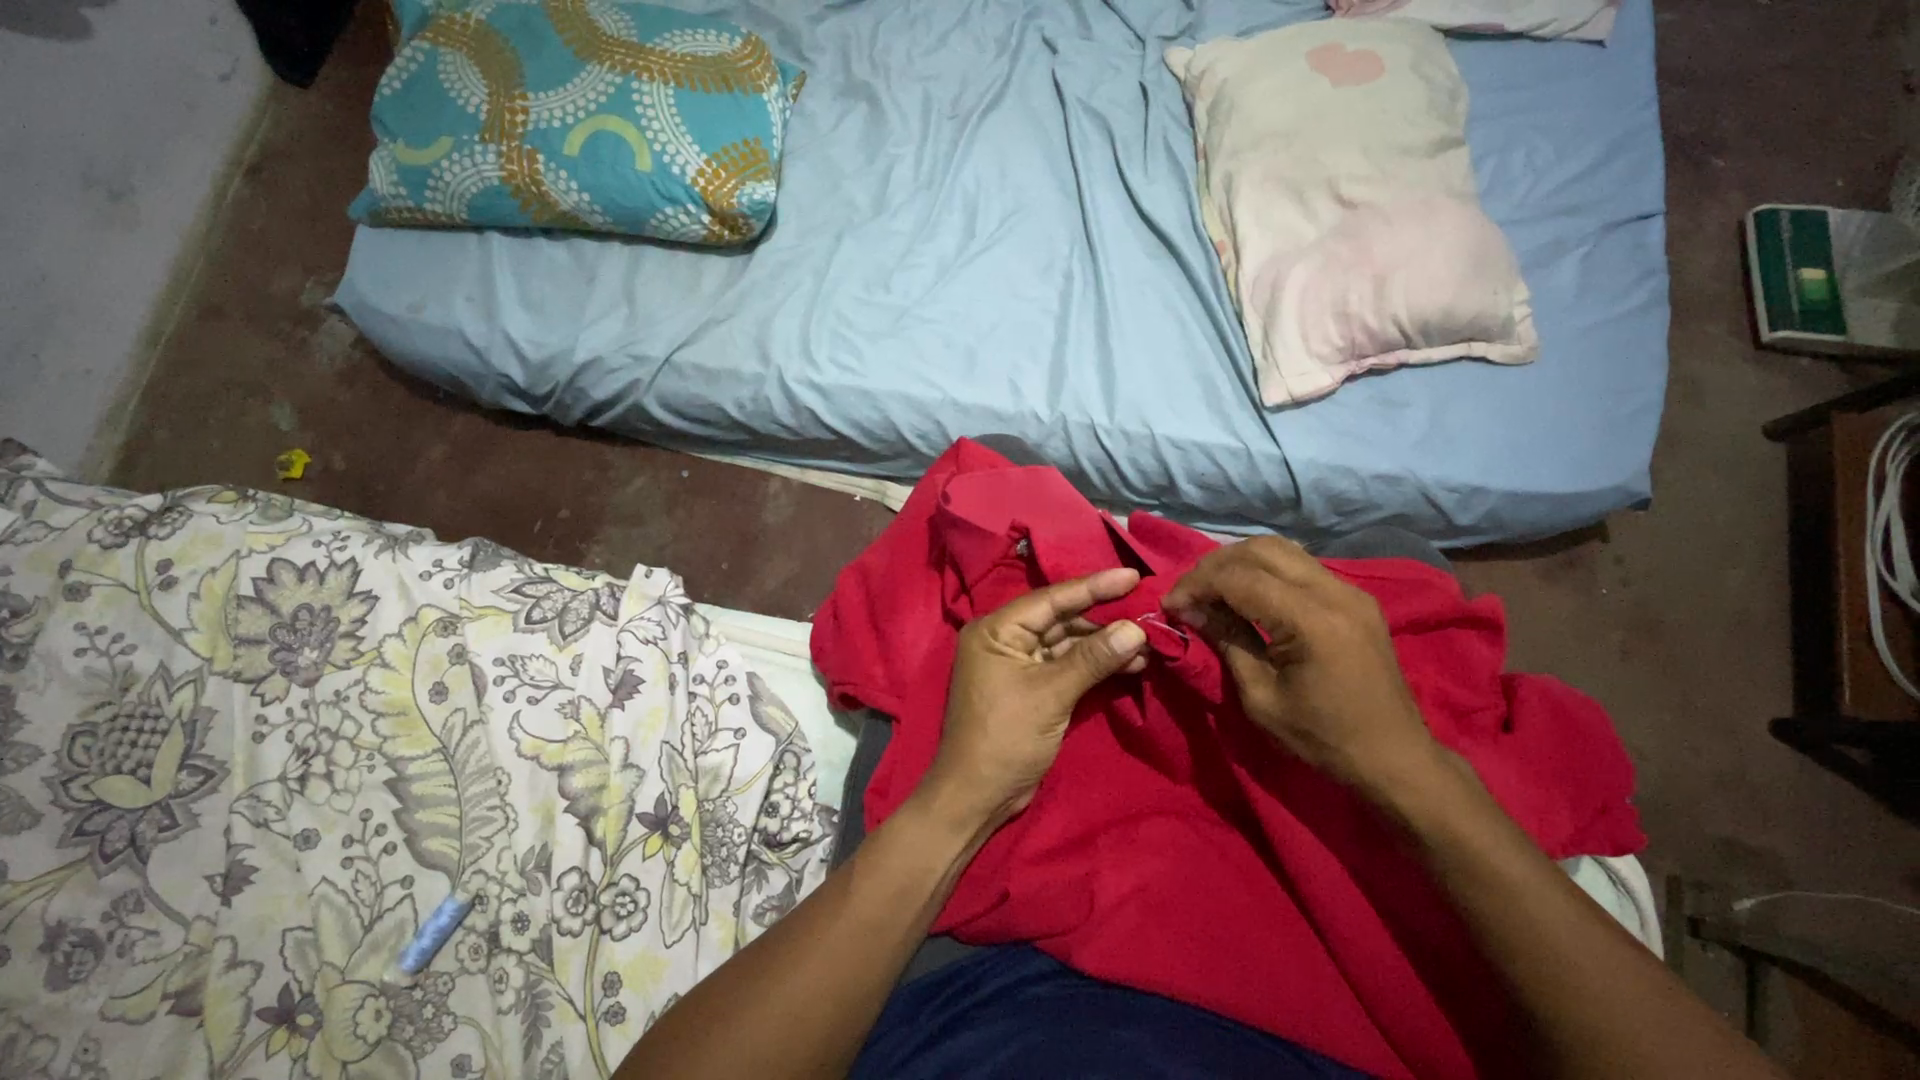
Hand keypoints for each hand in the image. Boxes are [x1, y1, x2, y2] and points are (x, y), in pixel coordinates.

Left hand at [915, 568, 1149, 835]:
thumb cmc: (1004, 738)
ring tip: (1149, 644)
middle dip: (1104, 619)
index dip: (1094, 586)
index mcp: (996, 631)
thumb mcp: (1050, 695)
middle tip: (1150, 611)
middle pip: (1061, 619)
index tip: (1133, 575)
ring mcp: (1018, 666)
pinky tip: (1130, 664)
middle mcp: (1004, 641)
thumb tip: (1135, 628)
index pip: (1051, 599)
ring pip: (1068, 644)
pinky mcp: (1031, 690)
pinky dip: (1096, 666)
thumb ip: (1093, 659)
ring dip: (1105, 645)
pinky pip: (1067, 667)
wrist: (977, 796)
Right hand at [1163, 536, 1440, 791]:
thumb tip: (1190, 608)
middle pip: (1262, 549)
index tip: (1169, 605)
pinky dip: (1265, 570)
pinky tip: (1246, 595)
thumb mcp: (1260, 697)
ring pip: (1283, 549)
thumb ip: (1227, 641)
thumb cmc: (1321, 737)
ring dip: (1239, 563)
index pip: (1240, 578)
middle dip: (1215, 565)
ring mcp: (1350, 590)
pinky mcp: (1355, 598)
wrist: (1393, 756)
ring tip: (1211, 591)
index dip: (1197, 585)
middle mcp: (1335, 592)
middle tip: (1188, 594)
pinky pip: (1301, 565)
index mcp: (1312, 620)